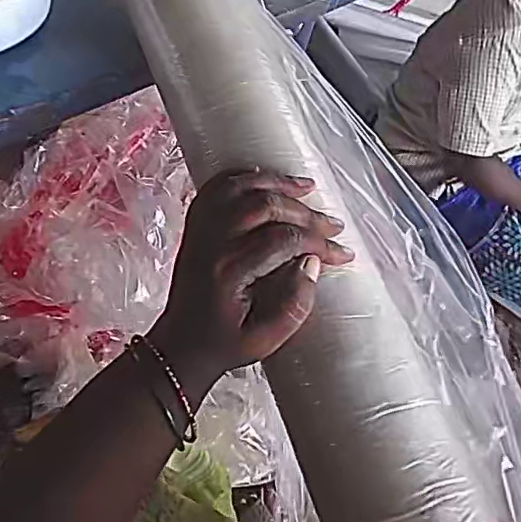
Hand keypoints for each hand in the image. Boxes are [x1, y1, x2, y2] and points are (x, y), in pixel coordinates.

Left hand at [148, 169, 353, 394]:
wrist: (180, 345)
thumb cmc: (223, 344)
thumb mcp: (265, 341)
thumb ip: (295, 306)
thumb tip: (312, 264)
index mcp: (229, 272)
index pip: (283, 239)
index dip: (318, 242)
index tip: (340, 253)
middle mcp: (212, 242)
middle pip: (265, 207)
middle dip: (306, 213)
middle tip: (334, 226)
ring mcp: (201, 228)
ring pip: (241, 187)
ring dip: (277, 184)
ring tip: (308, 188)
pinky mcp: (196, 224)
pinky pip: (218, 186)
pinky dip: (244, 176)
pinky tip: (267, 179)